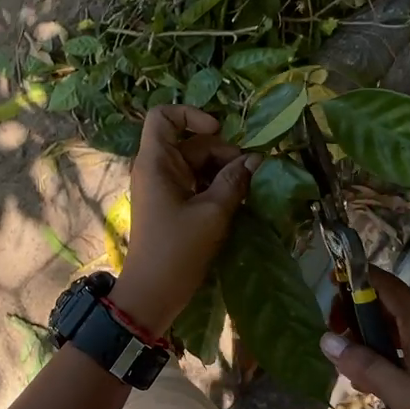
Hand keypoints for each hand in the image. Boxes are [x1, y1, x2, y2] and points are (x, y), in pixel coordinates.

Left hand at [110, 106, 258, 336]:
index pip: (162, 116)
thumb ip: (234, 181)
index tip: (219, 132)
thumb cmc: (178, 250)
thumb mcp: (212, 213)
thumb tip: (256, 160)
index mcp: (155, 162)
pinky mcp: (172, 203)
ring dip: (223, 170)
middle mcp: (156, 167)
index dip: (190, 115)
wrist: (153, 293)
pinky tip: (238, 199)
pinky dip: (215, 185)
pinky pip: (195, 181)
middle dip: (222, 151)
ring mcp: (163, 186)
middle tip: (250, 173)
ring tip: (248, 187)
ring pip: (196, 163)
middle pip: (190, 142)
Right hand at [320, 268, 409, 408]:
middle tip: (332, 337)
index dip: (354, 279)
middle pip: (384, 303)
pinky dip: (377, 354)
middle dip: (353, 313)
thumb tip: (325, 339)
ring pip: (388, 326)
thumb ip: (365, 365)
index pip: (385, 284)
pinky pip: (397, 346)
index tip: (326, 289)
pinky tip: (363, 379)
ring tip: (343, 362)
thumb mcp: (404, 397)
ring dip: (363, 337)